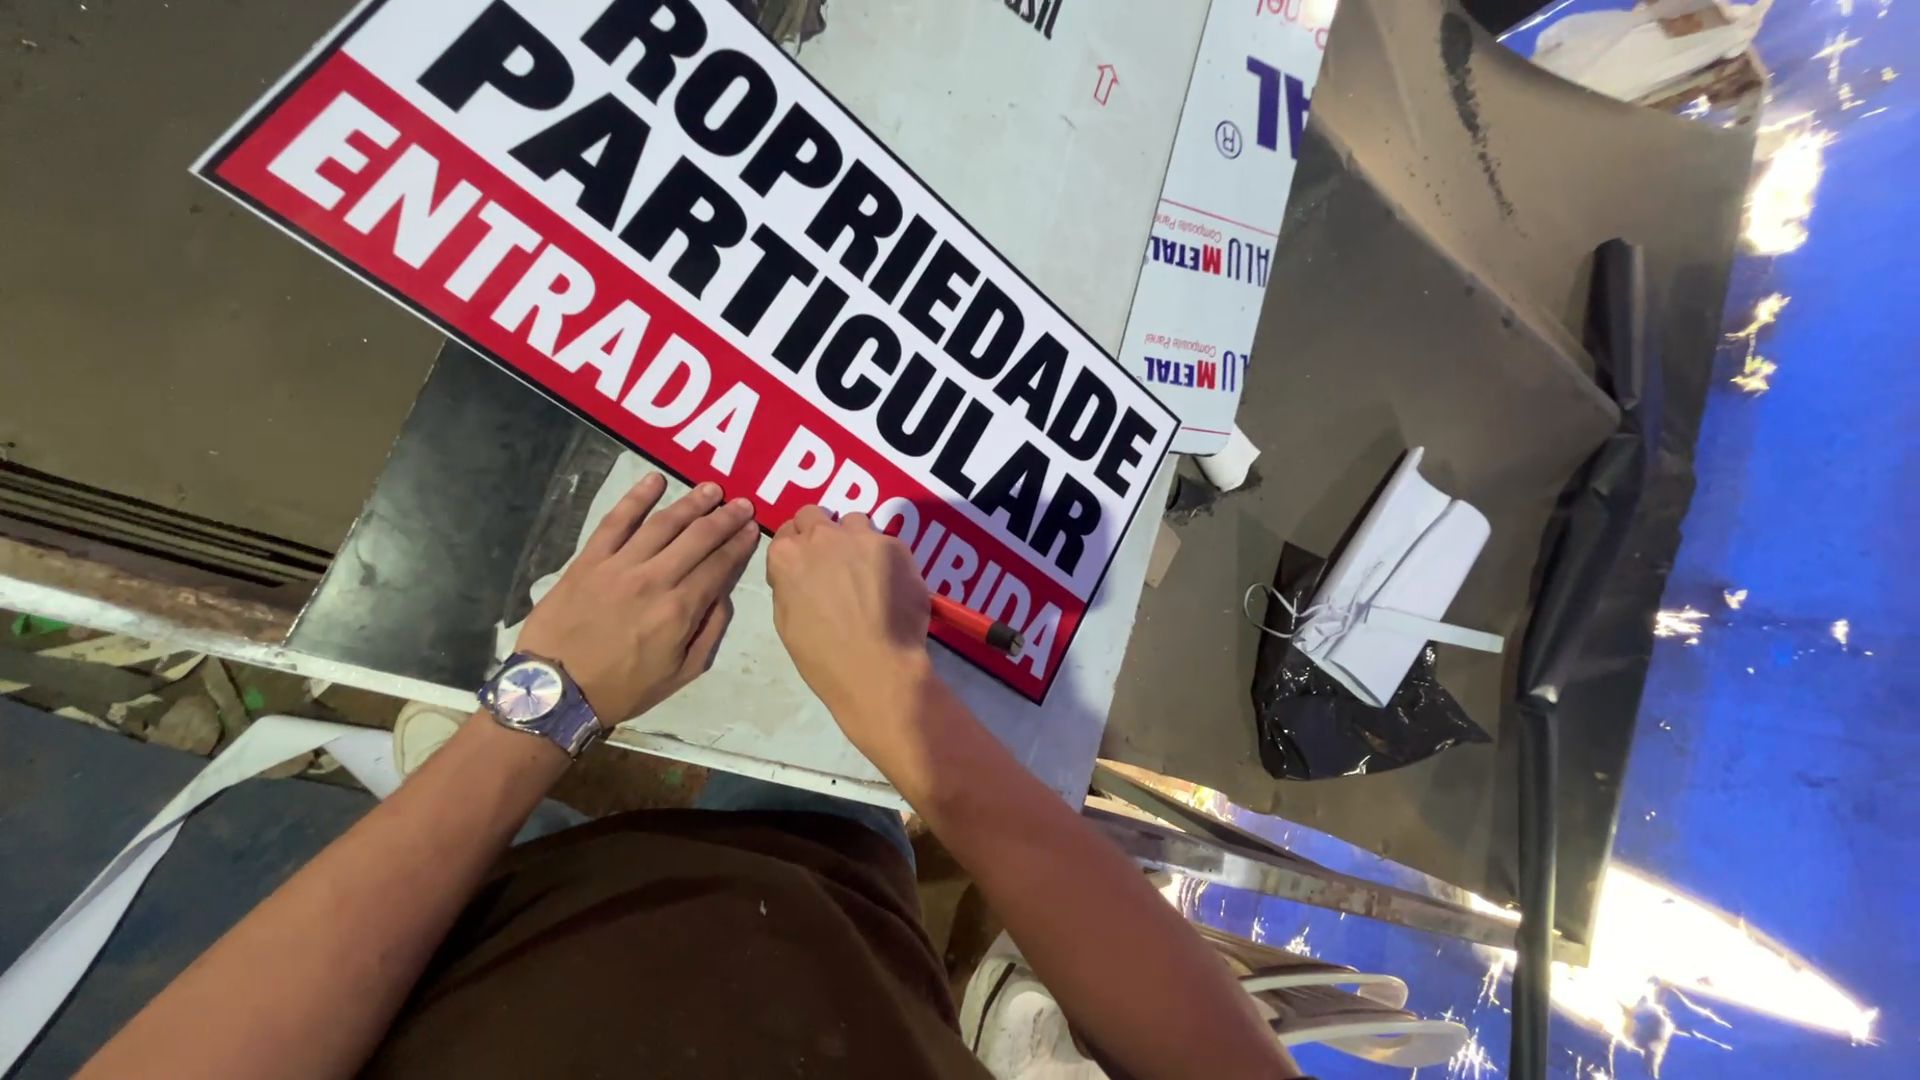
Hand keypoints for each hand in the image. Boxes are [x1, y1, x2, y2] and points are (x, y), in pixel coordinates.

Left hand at [518, 474, 758, 722]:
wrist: (556, 692)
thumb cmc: (623, 688)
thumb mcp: (682, 672)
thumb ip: (709, 631)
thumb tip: (722, 595)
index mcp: (680, 610)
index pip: (720, 565)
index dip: (740, 543)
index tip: (753, 528)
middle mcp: (654, 579)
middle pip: (698, 537)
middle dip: (725, 517)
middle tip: (742, 503)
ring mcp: (619, 566)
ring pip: (663, 523)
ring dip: (691, 502)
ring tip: (711, 488)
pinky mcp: (589, 561)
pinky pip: (615, 521)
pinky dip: (636, 498)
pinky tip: (654, 480)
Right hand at [765, 506, 938, 769]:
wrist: (876, 669)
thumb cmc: (823, 657)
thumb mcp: (787, 621)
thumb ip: (790, 584)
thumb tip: (803, 573)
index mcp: (787, 555)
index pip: (788, 531)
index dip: (797, 547)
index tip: (806, 565)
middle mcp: (822, 536)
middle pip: (816, 515)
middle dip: (821, 532)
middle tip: (833, 561)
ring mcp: (862, 538)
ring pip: (855, 522)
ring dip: (855, 539)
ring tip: (866, 571)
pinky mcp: (896, 546)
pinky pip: (887, 542)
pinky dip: (886, 558)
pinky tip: (892, 586)